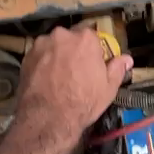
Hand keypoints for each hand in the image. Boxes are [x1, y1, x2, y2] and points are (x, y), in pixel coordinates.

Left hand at [9, 26, 130, 153]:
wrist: (48, 117)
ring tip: (58, 77)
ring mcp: (42, 44)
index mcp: (86, 39)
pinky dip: (43, 63)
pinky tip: (46, 80)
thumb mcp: (108, 88)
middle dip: (73, 50)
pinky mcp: (26, 56)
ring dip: (56, 55)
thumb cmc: (83, 101)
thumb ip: (117, 68)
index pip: (92, 37)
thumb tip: (127, 59)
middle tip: (75, 70)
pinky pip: (39, 55)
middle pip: (70, 39)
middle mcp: (62, 35)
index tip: (93, 64)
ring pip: (53, 46)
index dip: (93, 51)